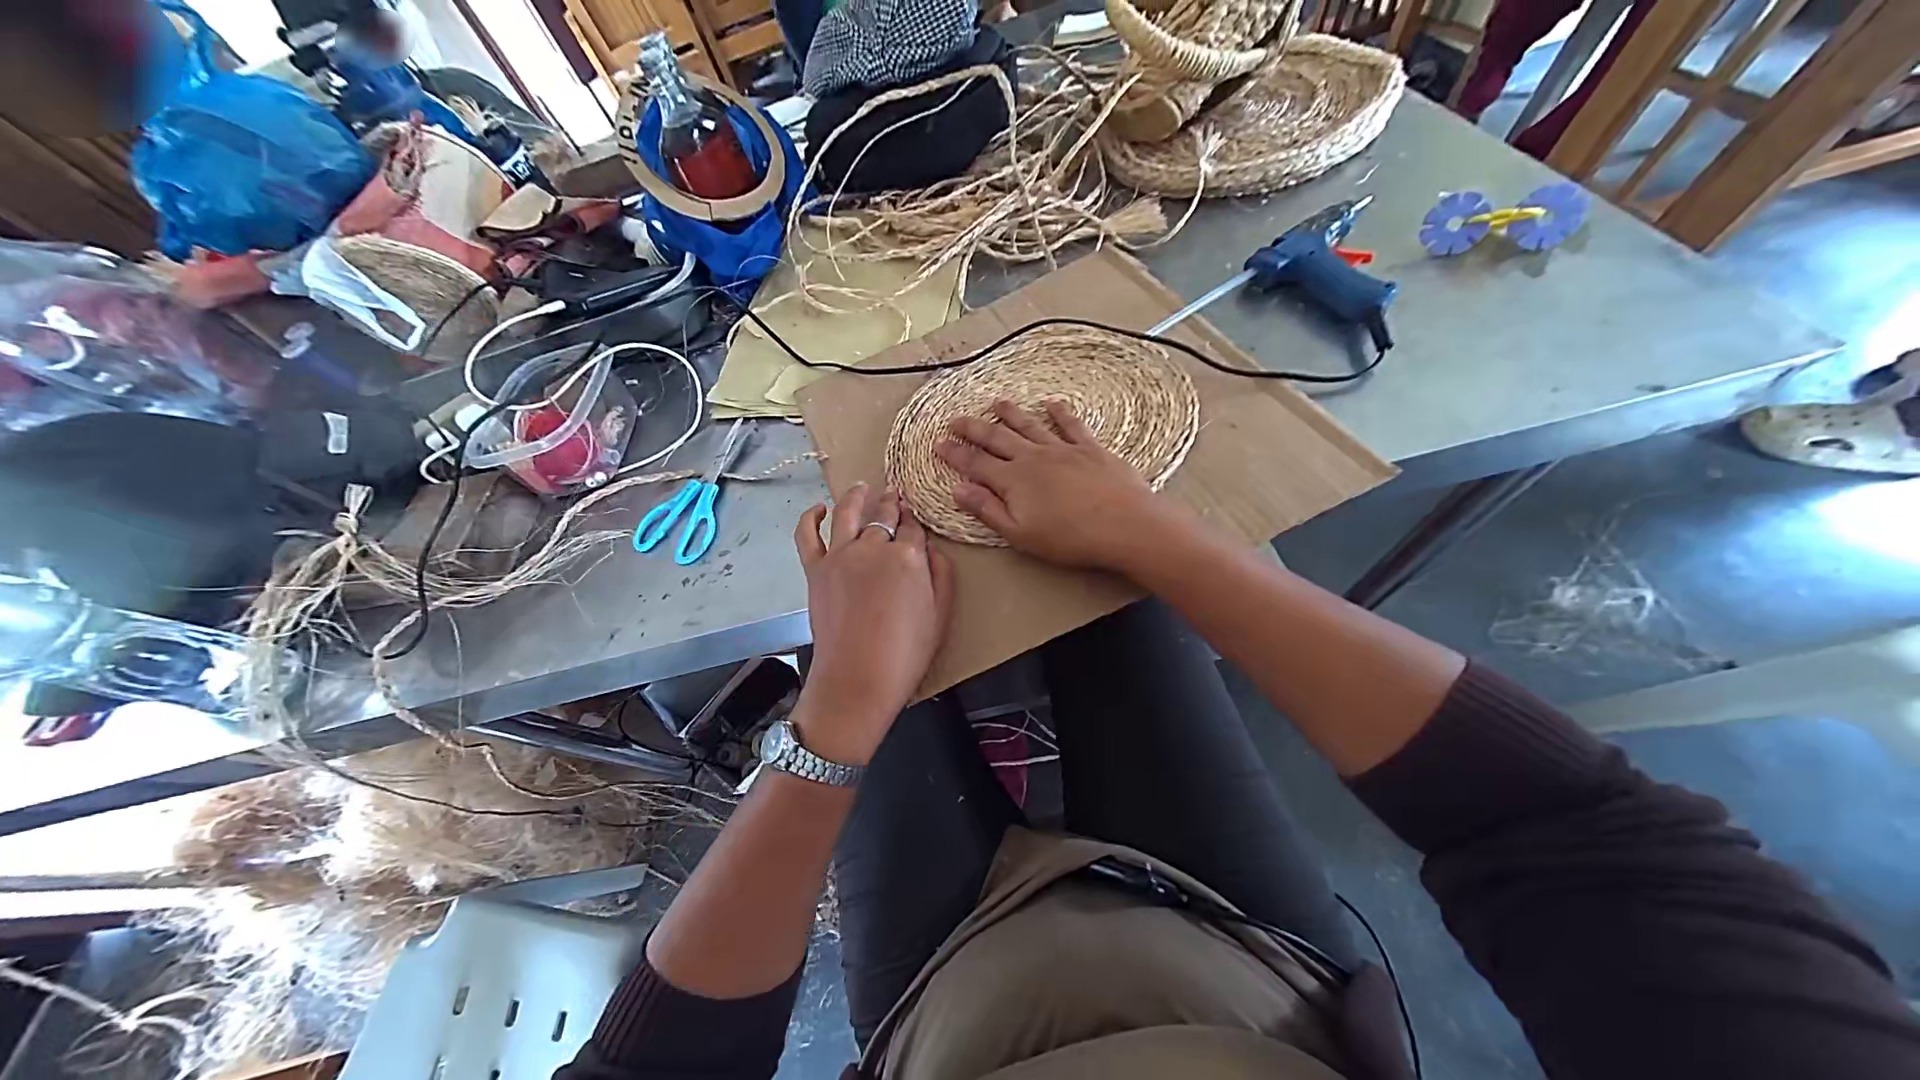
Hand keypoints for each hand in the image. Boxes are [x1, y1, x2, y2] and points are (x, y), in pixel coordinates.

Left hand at [792, 483, 952, 764]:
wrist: (858, 679)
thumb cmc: (905, 653)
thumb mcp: (941, 615)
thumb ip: (941, 575)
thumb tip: (932, 551)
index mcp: (908, 556)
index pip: (913, 528)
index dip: (915, 524)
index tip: (915, 521)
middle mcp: (873, 546)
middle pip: (883, 515)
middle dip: (891, 503)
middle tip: (894, 496)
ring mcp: (840, 555)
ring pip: (848, 512)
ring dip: (857, 495)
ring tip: (862, 487)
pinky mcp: (816, 570)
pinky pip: (808, 534)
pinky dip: (811, 517)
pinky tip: (819, 509)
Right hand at [936, 400, 1197, 572]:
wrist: (1124, 525)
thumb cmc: (1070, 538)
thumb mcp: (1019, 533)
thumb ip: (987, 509)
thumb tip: (958, 490)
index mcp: (1013, 480)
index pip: (976, 463)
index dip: (955, 454)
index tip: (939, 444)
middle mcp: (1034, 458)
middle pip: (997, 438)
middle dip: (973, 428)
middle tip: (955, 419)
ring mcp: (1063, 449)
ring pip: (1029, 425)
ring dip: (1010, 414)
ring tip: (995, 403)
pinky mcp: (1090, 449)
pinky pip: (1070, 425)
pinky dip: (1059, 412)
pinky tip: (1051, 404)